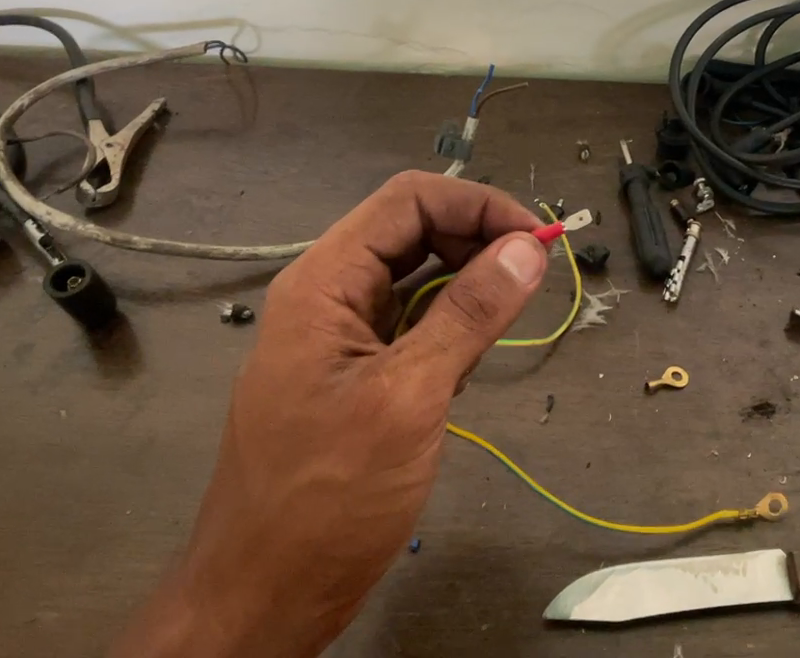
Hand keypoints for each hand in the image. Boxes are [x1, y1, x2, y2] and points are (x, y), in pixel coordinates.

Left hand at [112, 172, 549, 657]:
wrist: (263, 599)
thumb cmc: (328, 497)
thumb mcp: (409, 397)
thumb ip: (469, 314)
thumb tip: (528, 248)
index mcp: (325, 282)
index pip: (408, 200)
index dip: (477, 204)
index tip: (536, 239)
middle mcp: (330, 296)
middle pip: (414, 231)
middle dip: (477, 239)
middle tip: (533, 275)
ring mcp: (342, 337)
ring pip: (418, 278)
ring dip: (469, 283)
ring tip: (508, 317)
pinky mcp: (358, 374)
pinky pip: (414, 324)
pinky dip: (453, 326)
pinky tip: (472, 361)